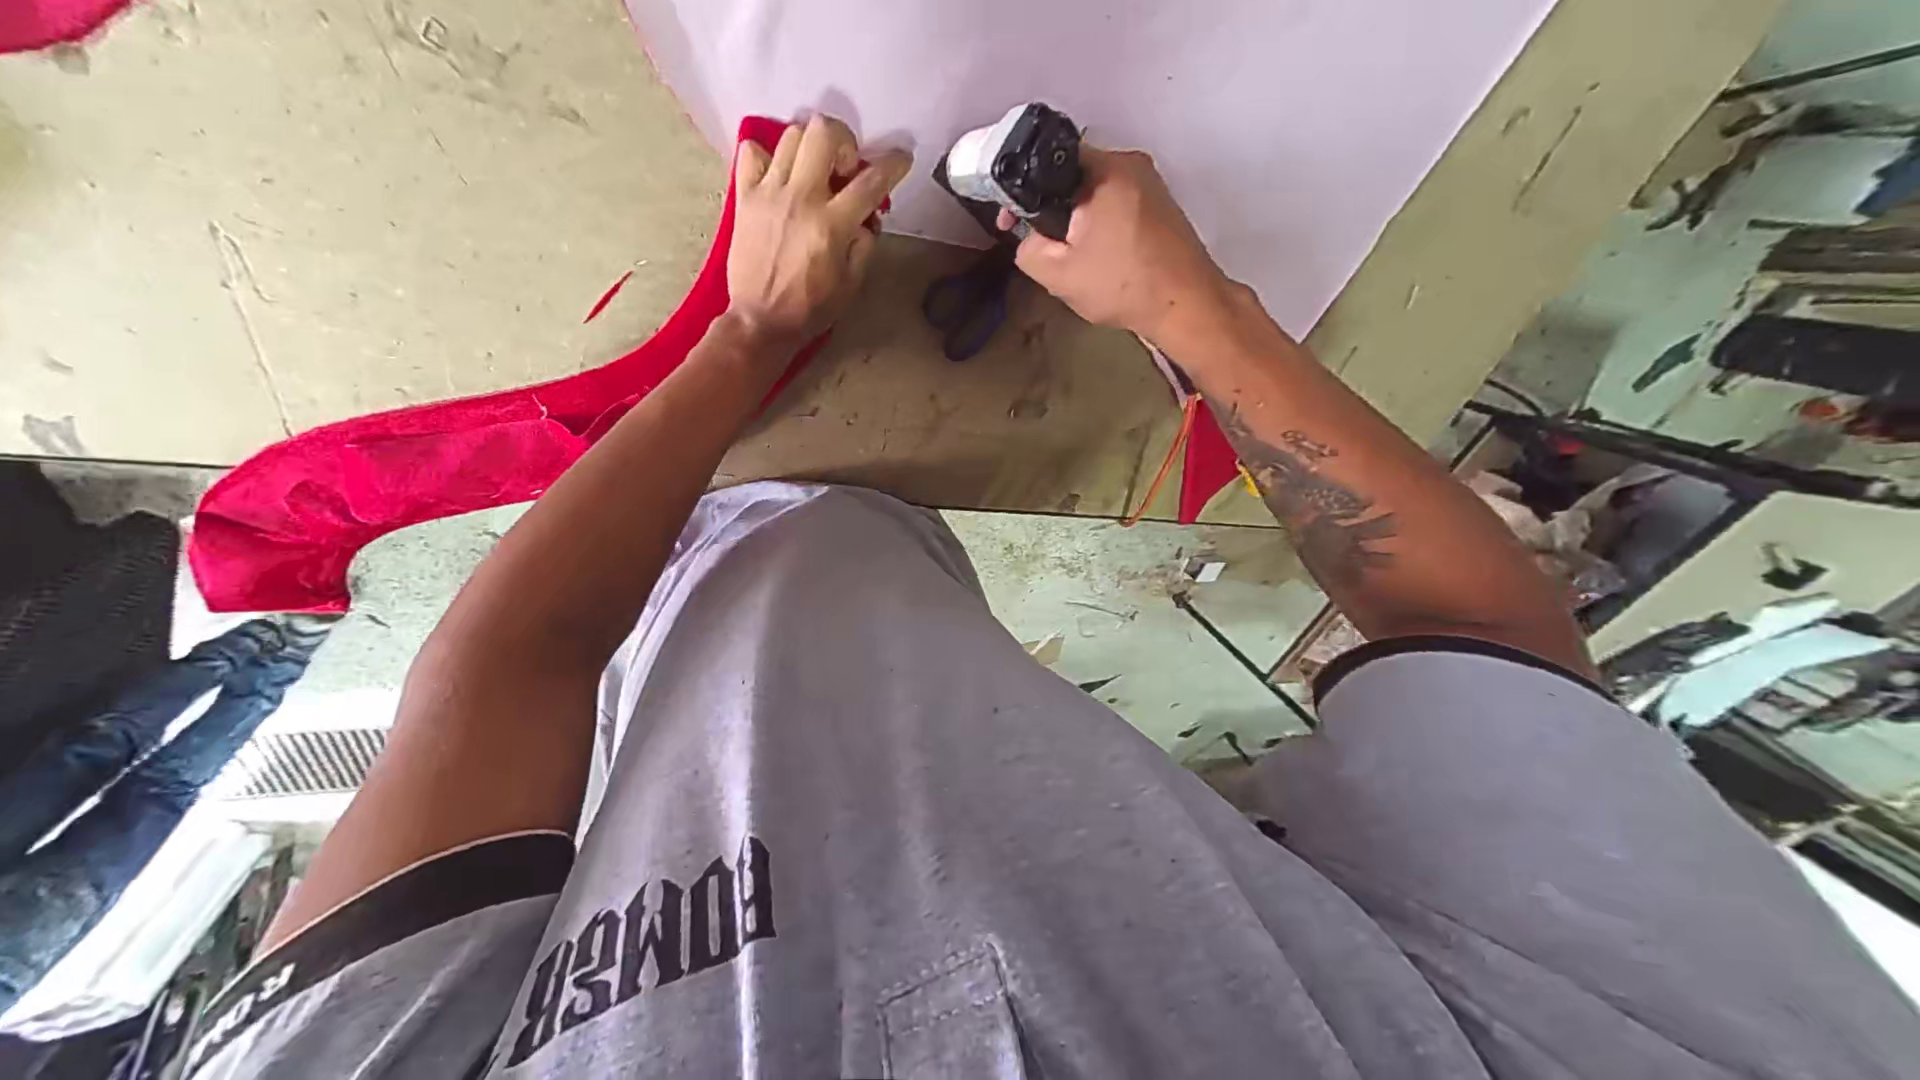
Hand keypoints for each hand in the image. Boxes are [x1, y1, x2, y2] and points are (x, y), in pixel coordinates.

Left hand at [726, 114, 911, 349]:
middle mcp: (800, 199)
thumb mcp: (851, 284)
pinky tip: (778, 177)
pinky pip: (752, 153)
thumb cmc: (810, 309)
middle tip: (844, 169)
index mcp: (831, 225)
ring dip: (810, 149)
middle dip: (844, 141)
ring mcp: (769, 194)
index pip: (870, 182)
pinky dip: (767, 156)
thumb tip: (866, 219)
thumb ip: (864, 246)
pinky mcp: (745, 197)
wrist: (761, 321)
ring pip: (791, 136)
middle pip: (824, 132)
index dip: (893, 165)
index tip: (901, 158)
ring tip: (814, 174)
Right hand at [998, 147, 1235, 344]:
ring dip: (1078, 222)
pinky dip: (1102, 227)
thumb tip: (1027, 237)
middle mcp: (1130, 164)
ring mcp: (1150, 183)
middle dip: (1053, 211)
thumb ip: (1027, 249)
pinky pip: (1117, 205)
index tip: (1012, 221)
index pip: (1046, 162)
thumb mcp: (1057, 275)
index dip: (1021, 192)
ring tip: (1076, 259)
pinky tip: (1101, 259)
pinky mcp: (1160, 204)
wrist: (1186, 305)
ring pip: (1094, 193)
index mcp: (1104, 170)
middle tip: (1047, 247)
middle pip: (1072, 178)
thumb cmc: (1125, 286)